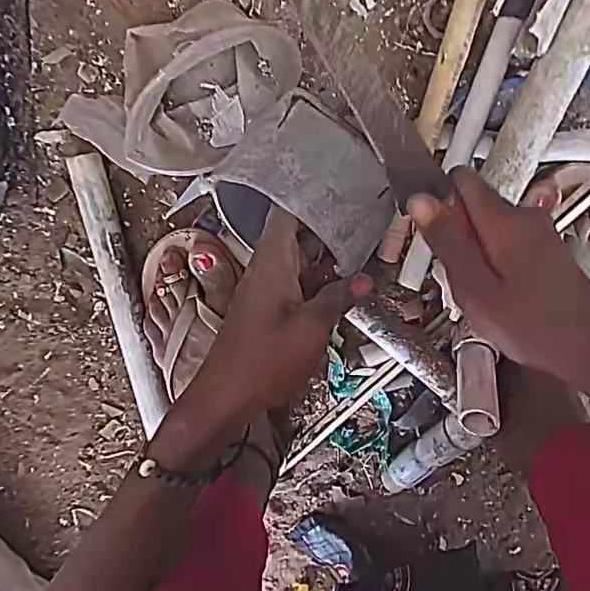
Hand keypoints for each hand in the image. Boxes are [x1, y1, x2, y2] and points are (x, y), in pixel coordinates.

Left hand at [173, 207, 370, 430]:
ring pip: (297, 265)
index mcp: (272, 264)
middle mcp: (265, 272)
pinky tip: (335, 297)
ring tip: (356, 264)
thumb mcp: (312, 328)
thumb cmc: (263, 361)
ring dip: (323, 265)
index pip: (287, 215)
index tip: (339, 195)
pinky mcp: (265, 312)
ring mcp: (263, 292)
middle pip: (296, 239)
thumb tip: (362, 282)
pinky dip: (313, 286)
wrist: (227, 396)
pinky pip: (292, 287)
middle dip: (328, 236)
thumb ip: (338, 299)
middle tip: (360, 233)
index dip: (312, 201)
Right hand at [410, 168, 589, 385]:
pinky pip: (504, 248)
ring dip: (474, 258)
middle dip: (456, 238)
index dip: (439, 204)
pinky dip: (494, 269)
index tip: (435, 236)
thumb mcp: (474, 288)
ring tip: (481, 295)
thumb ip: (447, 240)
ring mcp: (540, 234)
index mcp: (505, 221)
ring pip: (487, 231)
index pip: (461, 180)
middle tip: (459, 279)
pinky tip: (499, 299)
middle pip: (472, 208)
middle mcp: (526, 218)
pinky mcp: (546, 252)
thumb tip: (421, 202)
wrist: (588, 352)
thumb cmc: (535, 328)